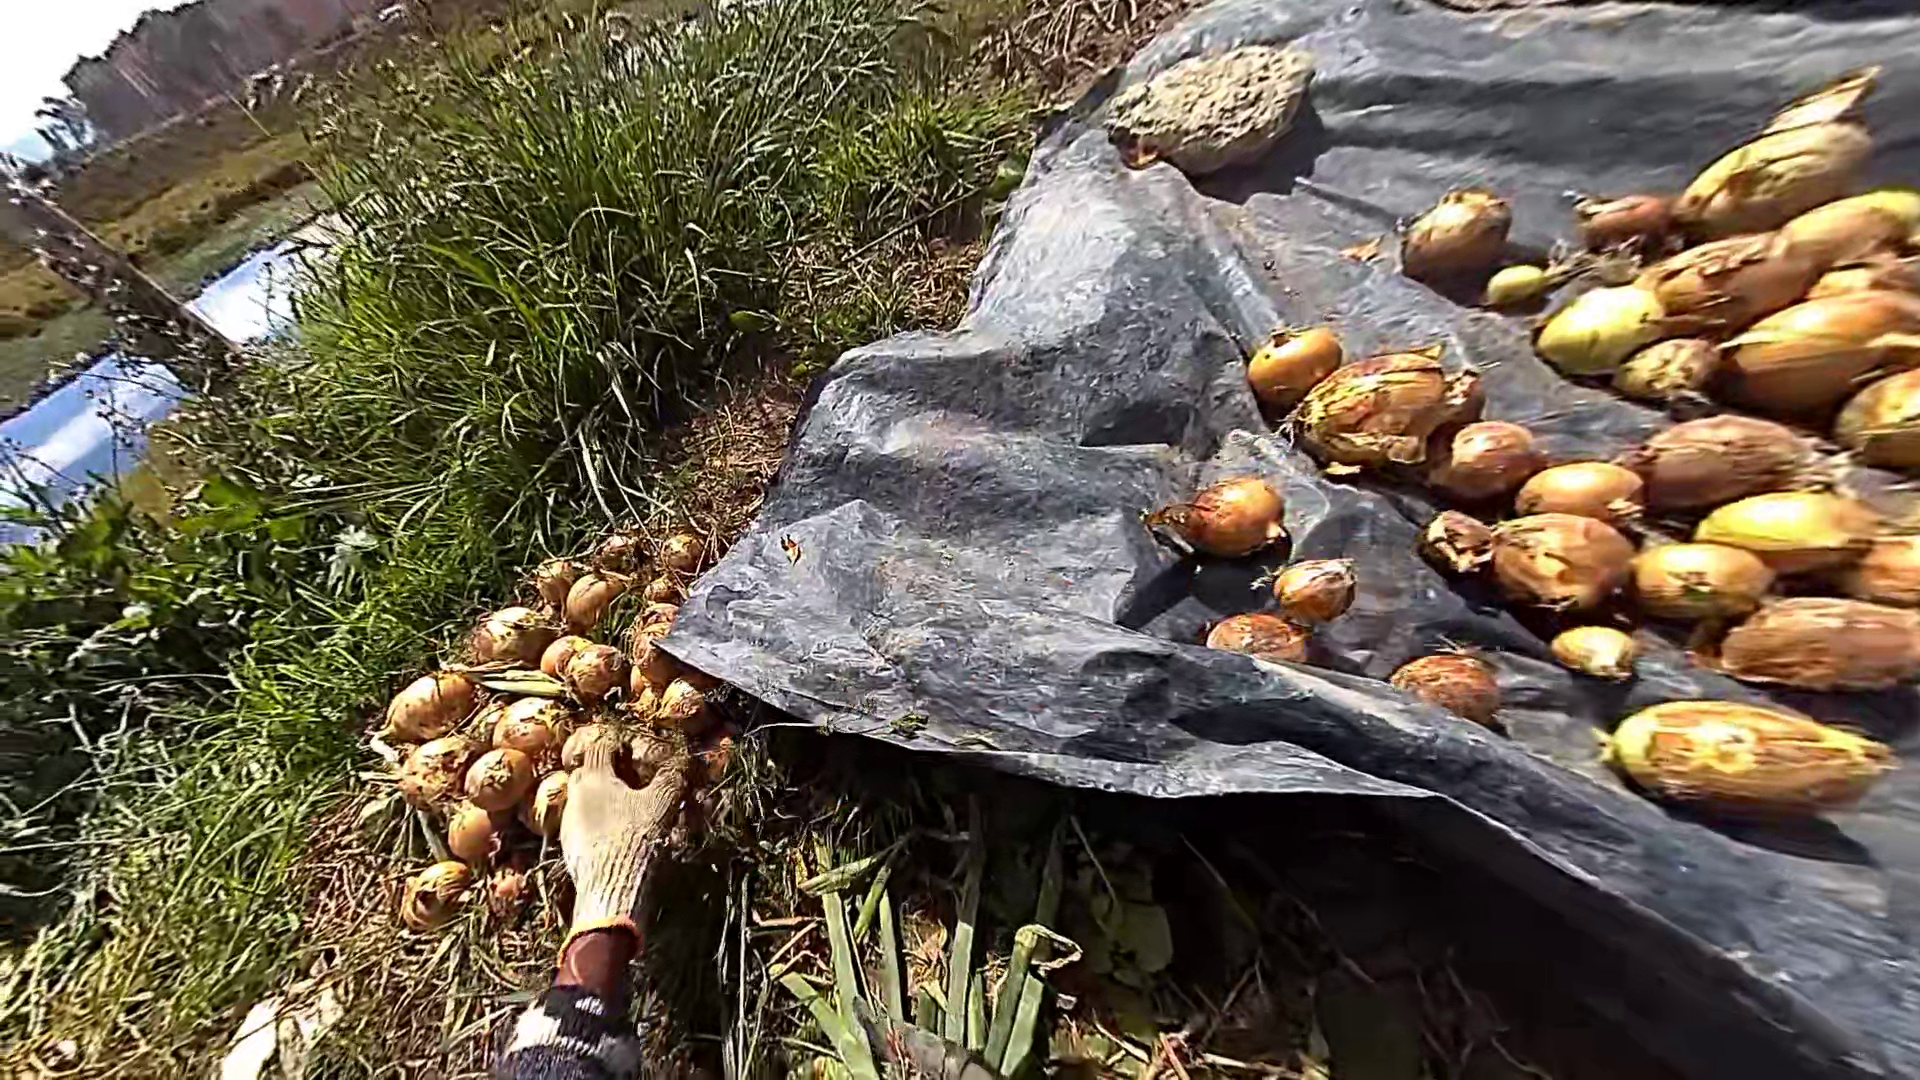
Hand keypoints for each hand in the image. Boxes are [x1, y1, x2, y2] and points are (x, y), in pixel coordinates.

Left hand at [559, 739, 686, 944]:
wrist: (610, 889)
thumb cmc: (636, 835)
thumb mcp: (662, 801)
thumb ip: (671, 776)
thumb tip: (683, 760)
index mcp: (594, 778)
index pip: (600, 747)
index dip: (619, 743)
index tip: (636, 748)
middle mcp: (575, 797)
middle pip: (588, 771)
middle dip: (608, 770)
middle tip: (633, 774)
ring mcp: (568, 824)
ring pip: (584, 798)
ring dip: (603, 796)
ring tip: (629, 803)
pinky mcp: (570, 847)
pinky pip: (584, 821)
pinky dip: (600, 818)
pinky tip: (620, 828)